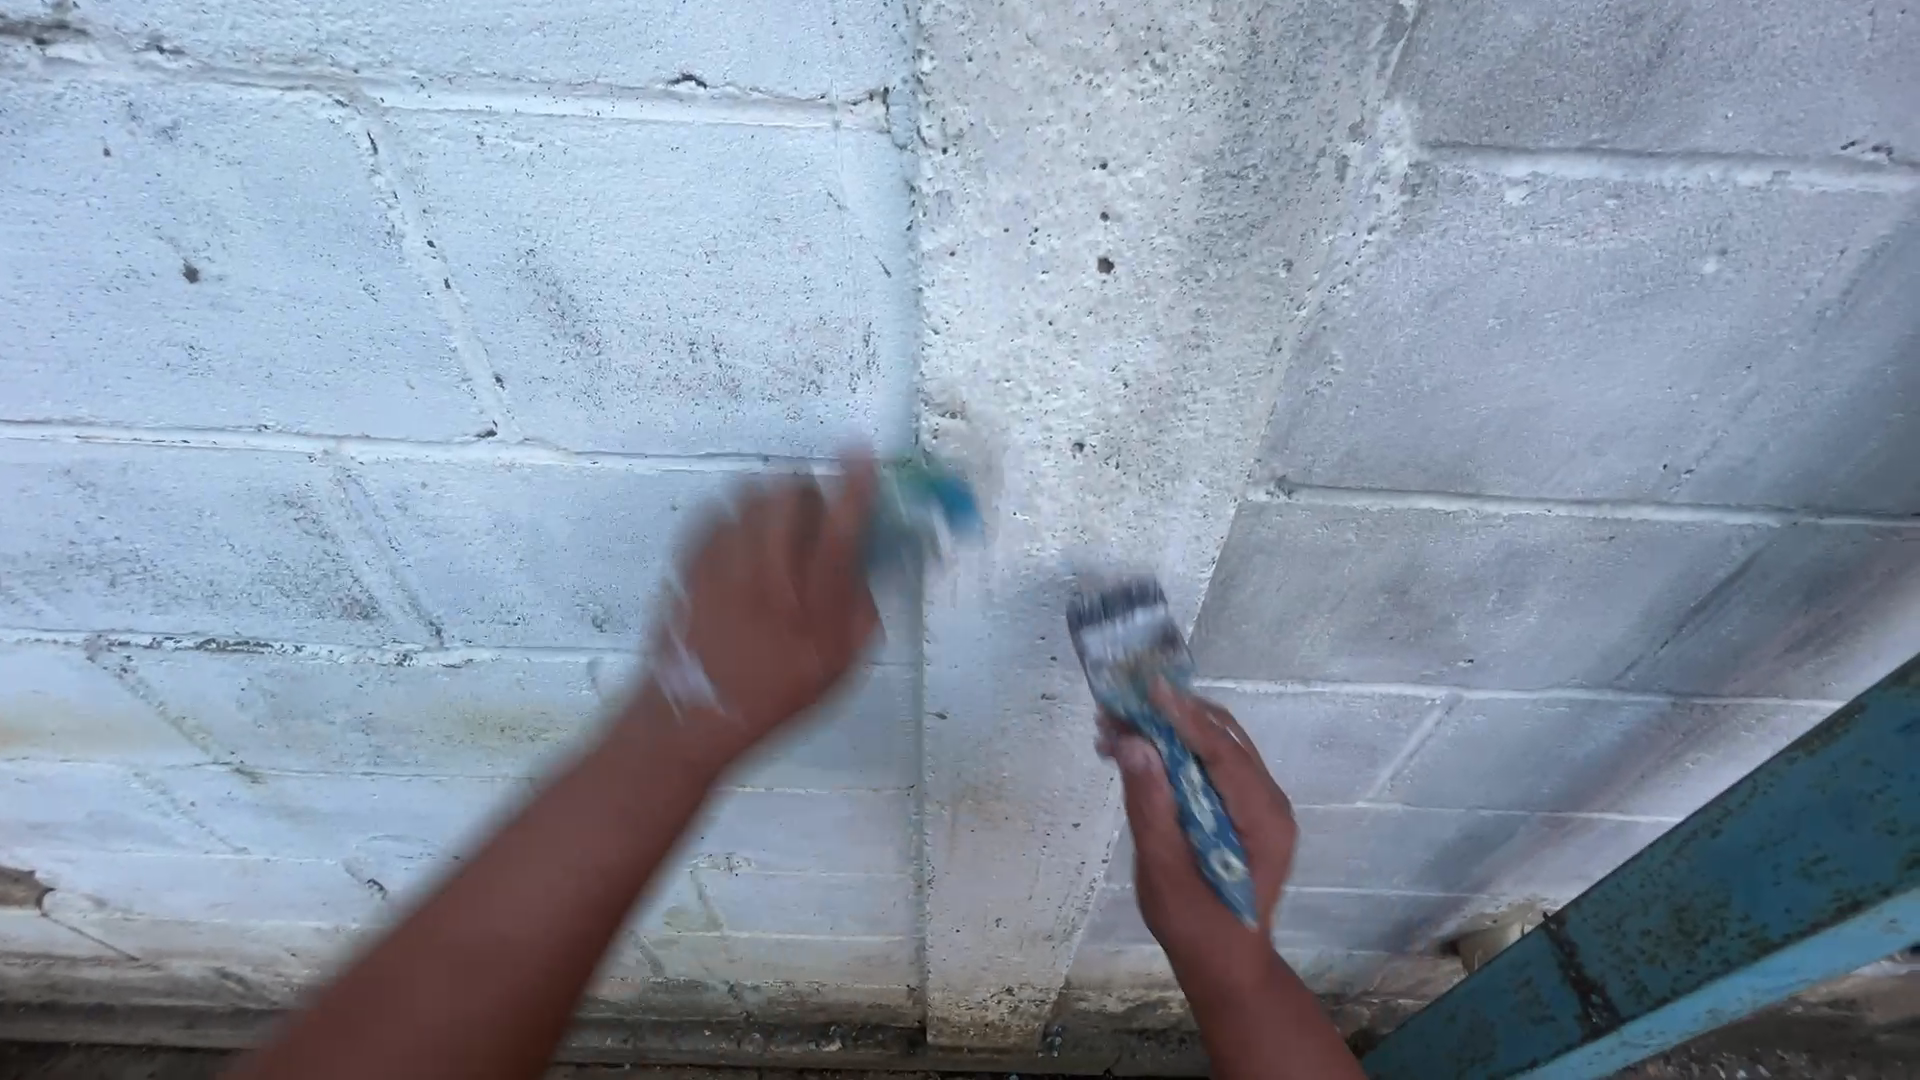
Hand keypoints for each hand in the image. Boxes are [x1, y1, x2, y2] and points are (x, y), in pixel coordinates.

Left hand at [634, 454, 880, 772]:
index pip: (840, 530)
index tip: (862, 454)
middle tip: (819, 516)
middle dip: (812, 492)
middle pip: (790, 495)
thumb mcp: (840, 662)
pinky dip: (742, 512)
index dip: (856, 487)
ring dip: (777, 499)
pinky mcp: (689, 560)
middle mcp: (762, 574)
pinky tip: (747, 542)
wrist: (688, 716)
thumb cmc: (775, 694)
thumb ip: (863, 604)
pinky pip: (721, 510)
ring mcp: (719, 563)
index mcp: (808, 605)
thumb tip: (871, 557)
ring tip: (782, 530)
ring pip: (753, 495)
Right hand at [1100, 682, 1297, 980]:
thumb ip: (1151, 807)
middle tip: (1116, 706)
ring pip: (1212, 741)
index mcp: (1263, 819)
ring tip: (1114, 723)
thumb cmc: (1197, 927)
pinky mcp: (1239, 802)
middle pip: (1220, 737)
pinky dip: (1171, 745)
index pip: (1223, 752)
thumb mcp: (1165, 873)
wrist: (1225, 962)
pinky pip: (1207, 759)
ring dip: (1165, 726)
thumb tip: (1133, 743)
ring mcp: (1257, 799)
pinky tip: (1132, 748)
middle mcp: (1268, 799)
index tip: (1148, 688)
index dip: (1184, 717)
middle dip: (1167, 715)